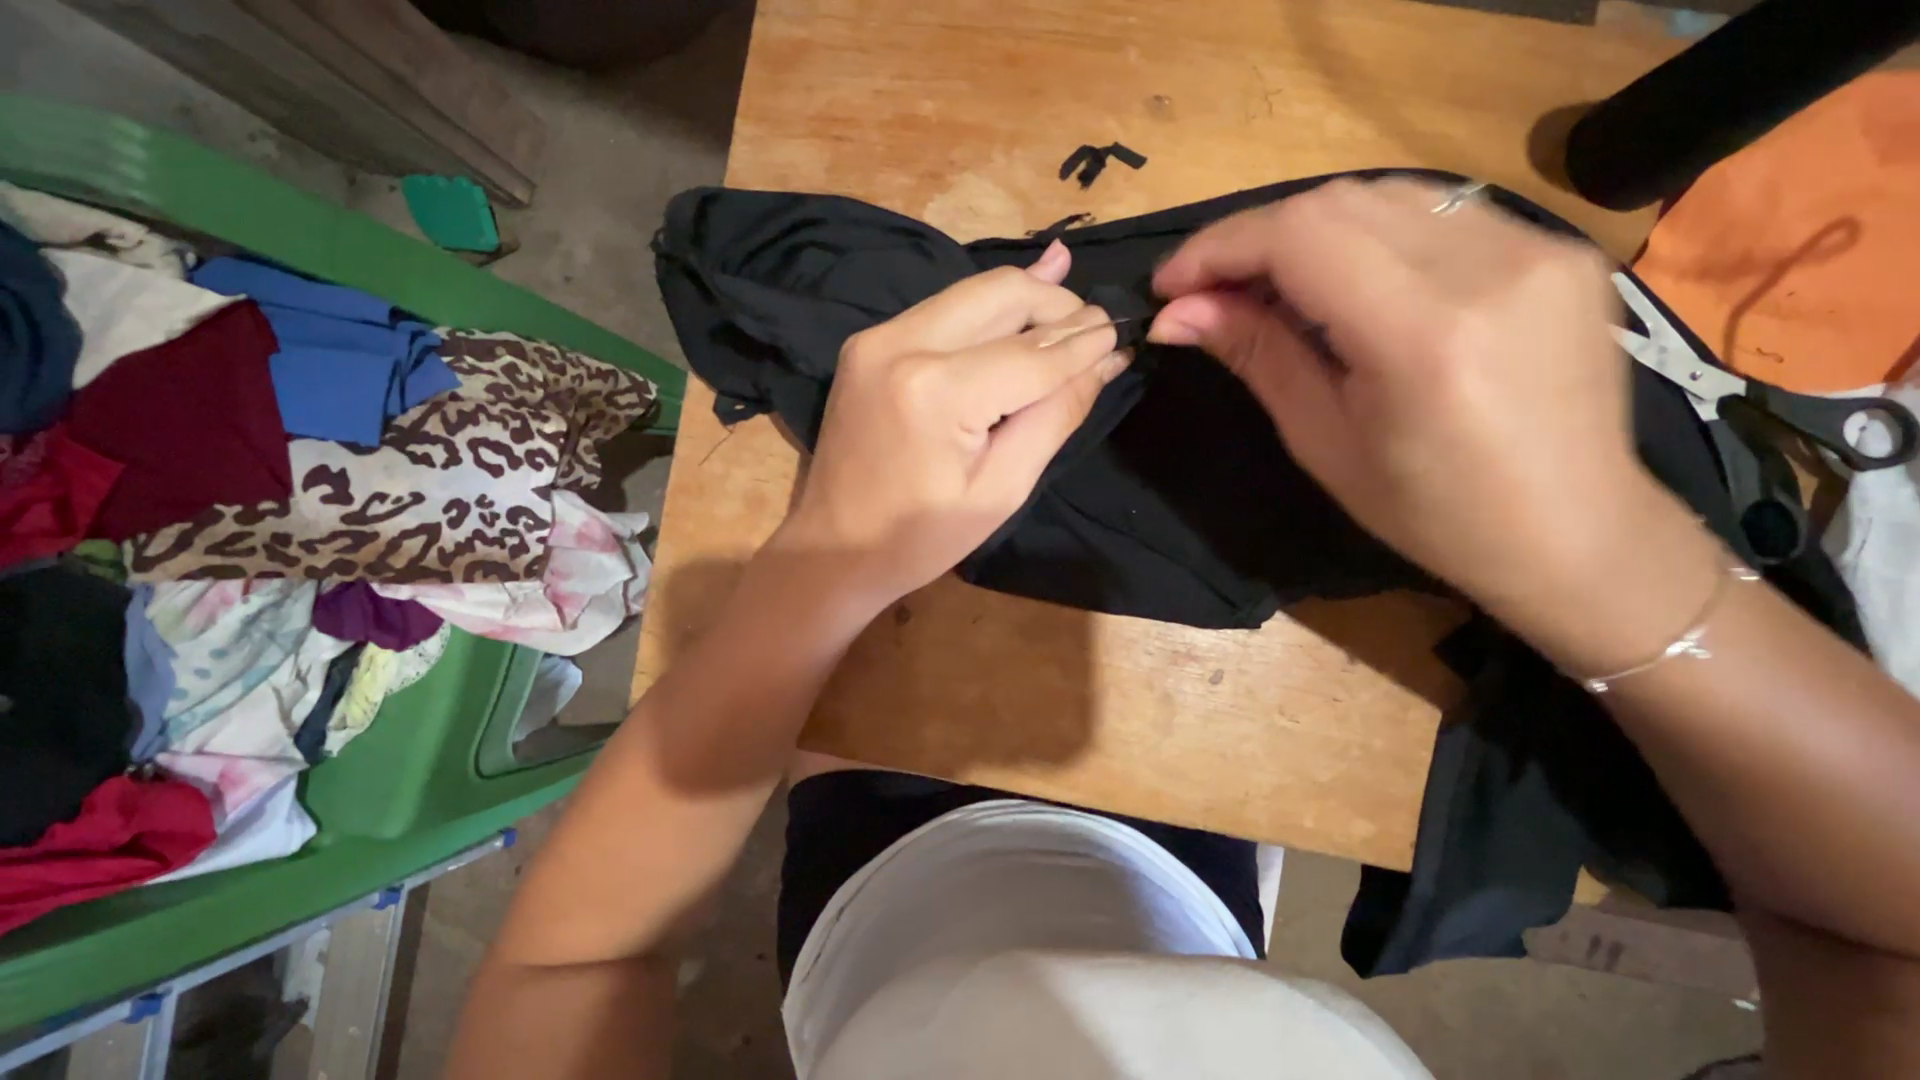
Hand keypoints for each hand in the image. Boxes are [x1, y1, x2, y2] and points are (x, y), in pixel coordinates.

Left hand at [767, 241, 1127, 614]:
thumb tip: (1105, 358)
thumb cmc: (920, 539)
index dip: (1083, 344)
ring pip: (972, 292)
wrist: (832, 549)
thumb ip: (1056, 414)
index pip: (1032, 353)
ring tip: (1071, 323)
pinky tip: (1023, 314)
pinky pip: (944, 310)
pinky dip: (987, 314)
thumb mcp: (1002, 489)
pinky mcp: (868, 342)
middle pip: (1001, 293)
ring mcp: (877, 336)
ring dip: (1025, 304)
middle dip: (1056, 304)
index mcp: (936, 390)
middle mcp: (902, 343)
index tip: (1123, 334)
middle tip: (1096, 328)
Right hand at [1149, 178, 1718, 667]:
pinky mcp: (1558, 246)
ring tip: (1273, 283)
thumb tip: (1177, 311)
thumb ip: (1257, 355)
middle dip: (1256, 235)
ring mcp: (1537, 246)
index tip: (1171, 282)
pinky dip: (1371, 232)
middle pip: (1338, 200)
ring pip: (1386, 193)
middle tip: (1212, 288)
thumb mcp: (1324, 442)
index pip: (1301, 236)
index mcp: (1425, 335)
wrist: (1575, 530)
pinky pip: (1438, 211)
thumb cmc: (1433, 513)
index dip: (1221, 246)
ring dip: (1310, 228)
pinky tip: (1350, 279)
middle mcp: (1489, 267)